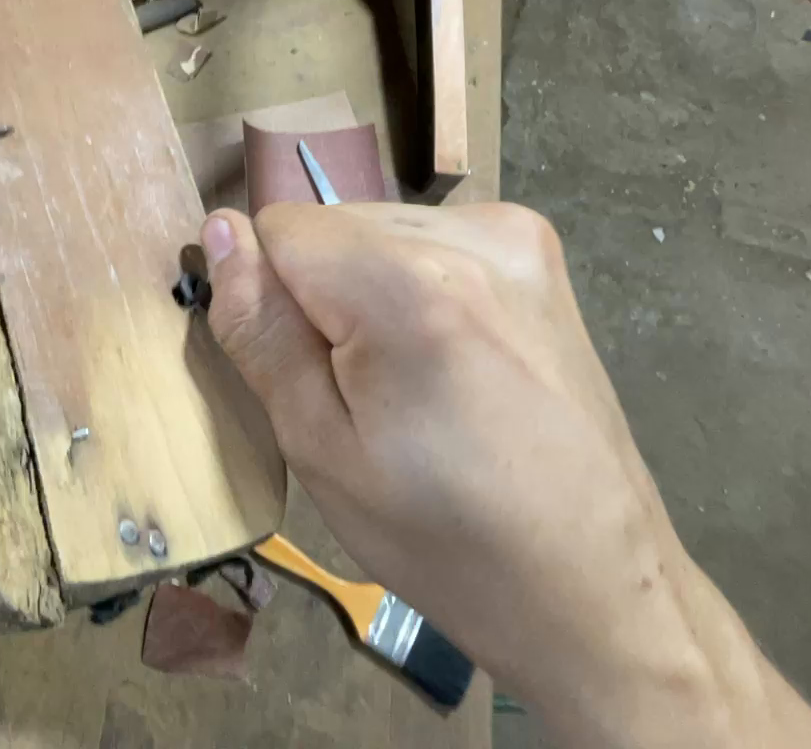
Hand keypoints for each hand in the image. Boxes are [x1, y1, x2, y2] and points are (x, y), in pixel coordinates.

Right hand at [201, 203, 808, 745]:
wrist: (593, 585)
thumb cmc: (441, 537)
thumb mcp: (318, 448)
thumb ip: (260, 330)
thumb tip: (218, 231)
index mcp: (407, 288)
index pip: (277, 226)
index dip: (268, 294)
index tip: (303, 366)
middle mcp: (471, 234)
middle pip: (326, 225)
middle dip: (315, 291)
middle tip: (356, 387)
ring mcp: (515, 234)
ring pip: (369, 228)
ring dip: (360, 286)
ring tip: (404, 377)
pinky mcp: (537, 250)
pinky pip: (422, 237)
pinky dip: (408, 281)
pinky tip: (443, 352)